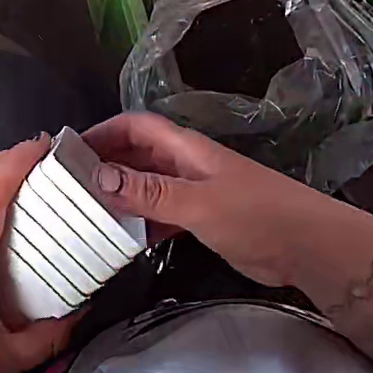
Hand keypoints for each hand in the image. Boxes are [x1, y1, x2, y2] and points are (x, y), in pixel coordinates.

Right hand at [83, 112, 368, 288]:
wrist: (305, 245)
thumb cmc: (254, 215)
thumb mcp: (197, 202)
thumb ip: (149, 192)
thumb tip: (99, 176)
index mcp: (186, 149)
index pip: (137, 127)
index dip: (104, 132)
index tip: (69, 151)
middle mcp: (187, 165)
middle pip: (138, 155)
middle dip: (105, 165)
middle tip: (68, 188)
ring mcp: (196, 192)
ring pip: (148, 186)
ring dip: (121, 196)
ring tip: (85, 215)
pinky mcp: (203, 219)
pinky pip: (162, 214)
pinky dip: (142, 222)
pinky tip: (123, 239)